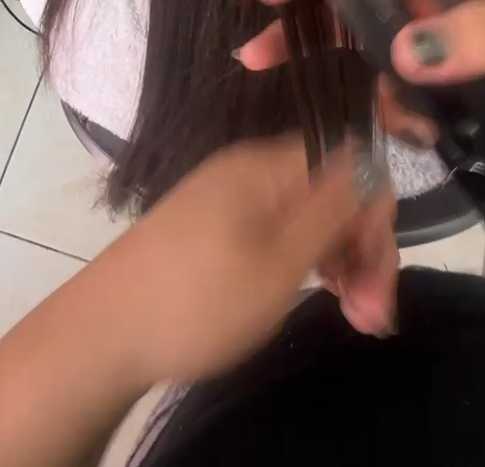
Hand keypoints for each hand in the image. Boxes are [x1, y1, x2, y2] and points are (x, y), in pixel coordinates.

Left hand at [80, 134, 393, 385]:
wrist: (104, 333)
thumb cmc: (198, 298)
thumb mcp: (278, 260)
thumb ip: (331, 207)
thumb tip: (371, 151)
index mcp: (267, 166)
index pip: (350, 161)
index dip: (376, 213)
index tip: (379, 272)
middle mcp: (252, 172)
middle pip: (333, 191)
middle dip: (363, 247)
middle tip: (373, 316)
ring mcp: (233, 199)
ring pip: (309, 217)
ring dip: (342, 262)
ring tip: (356, 319)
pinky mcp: (220, 228)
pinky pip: (281, 232)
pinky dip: (307, 264)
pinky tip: (321, 298)